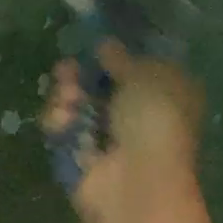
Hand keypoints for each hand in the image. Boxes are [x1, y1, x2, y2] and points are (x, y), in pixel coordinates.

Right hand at [41, 40, 204, 217]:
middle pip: (97, 87)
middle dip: (80, 76)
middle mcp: (134, 115)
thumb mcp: (145, 75)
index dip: (112, 57)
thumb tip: (105, 45)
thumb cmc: (154, 119)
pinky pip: (60, 132)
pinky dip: (57, 123)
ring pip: (74, 107)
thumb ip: (122, 58)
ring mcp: (103, 138)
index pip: (134, 69)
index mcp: (165, 93)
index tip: (93, 46)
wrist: (135, 177)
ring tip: (66, 97)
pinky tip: (60, 120)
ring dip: (65, 98)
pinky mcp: (76, 156)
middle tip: (66, 69)